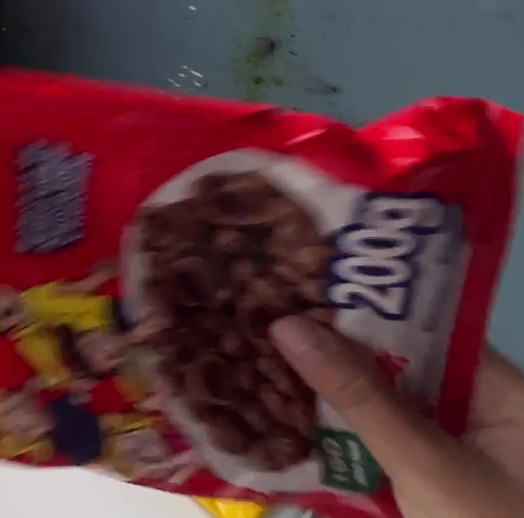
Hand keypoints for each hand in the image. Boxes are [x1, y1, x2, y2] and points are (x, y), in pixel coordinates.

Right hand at [271, 316, 523, 517]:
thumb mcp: (427, 466)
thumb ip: (358, 395)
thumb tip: (282, 322)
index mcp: (505, 395)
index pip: (422, 327)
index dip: (356, 304)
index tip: (286, 286)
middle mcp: (483, 408)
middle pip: (396, 358)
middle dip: (330, 343)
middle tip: (257, 316)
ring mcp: (458, 441)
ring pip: (380, 392)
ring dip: (326, 382)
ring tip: (256, 351)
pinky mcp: (432, 469)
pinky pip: (377, 426)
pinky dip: (337, 417)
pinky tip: (285, 404)